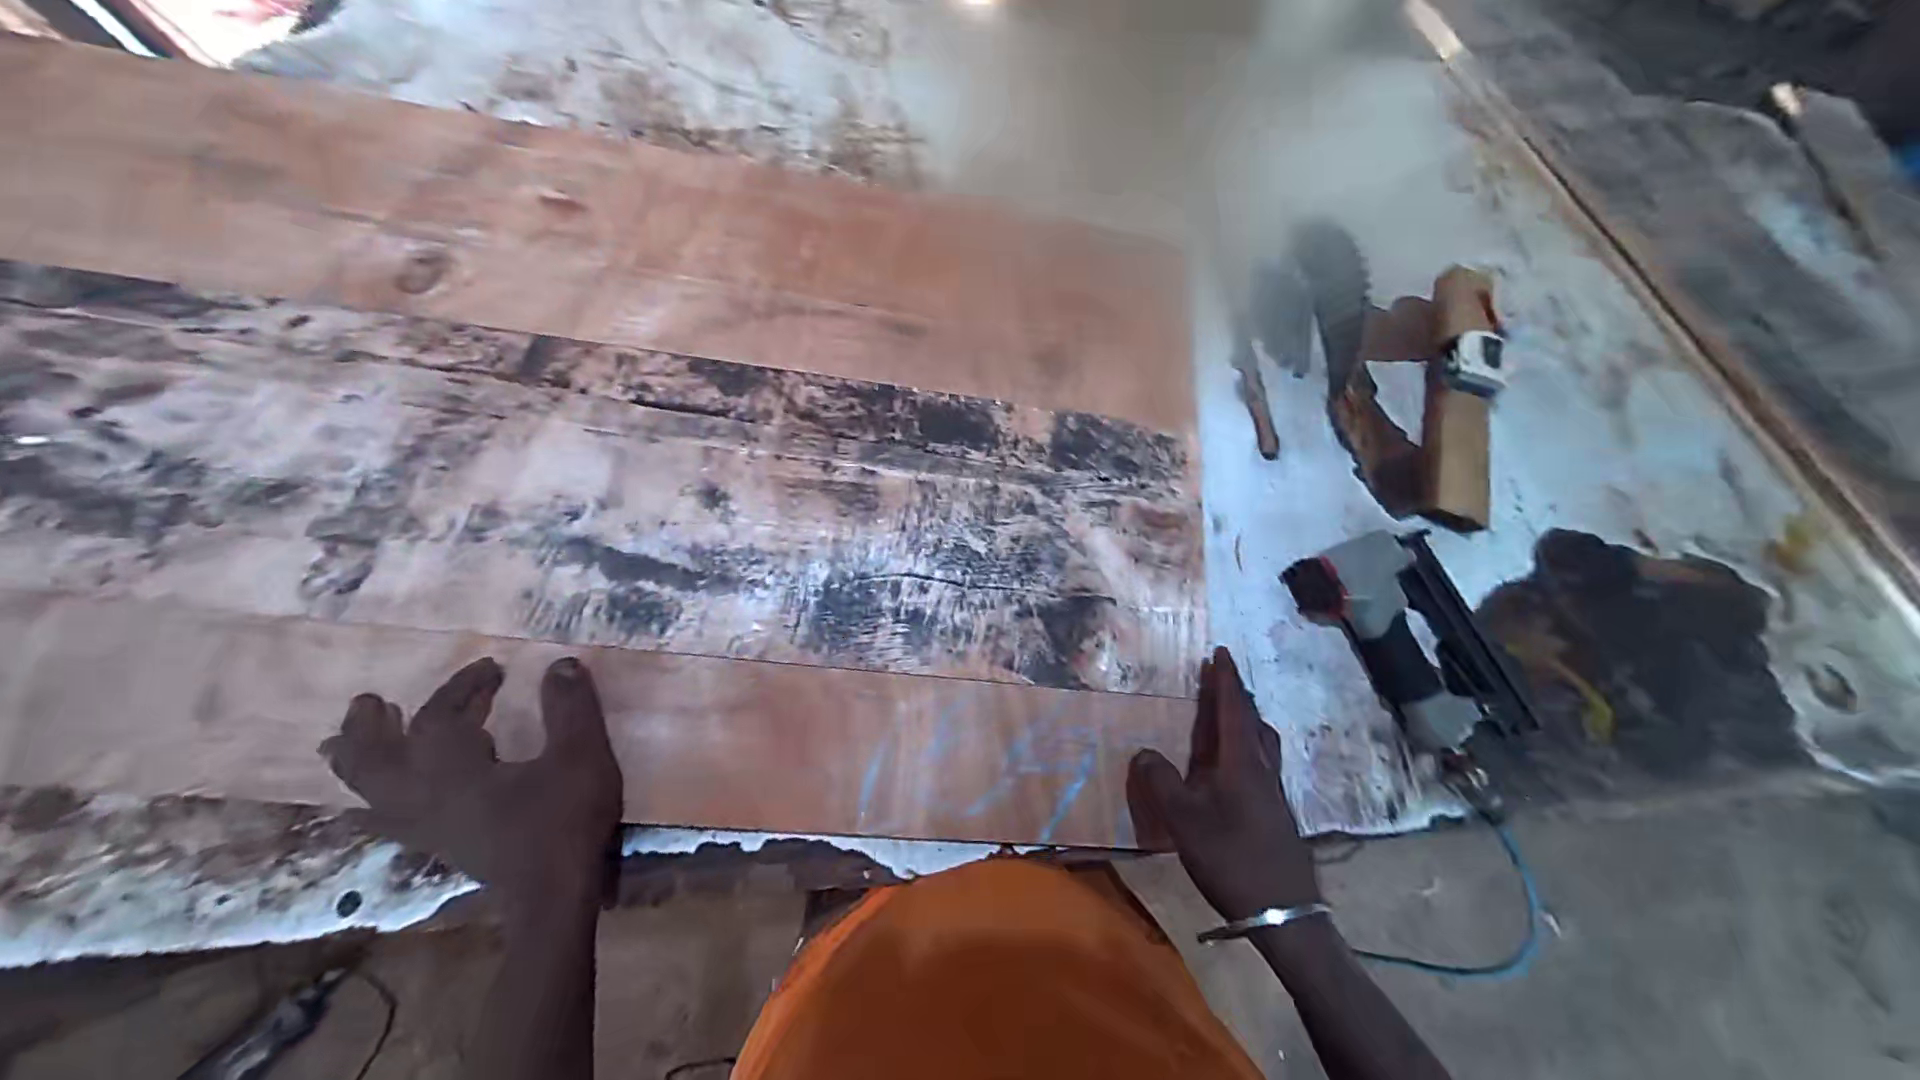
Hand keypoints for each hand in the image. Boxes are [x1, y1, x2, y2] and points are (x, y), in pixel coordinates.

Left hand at [320, 656, 623, 911]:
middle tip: (365, 702)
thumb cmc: (566, 819)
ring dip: (358, 765)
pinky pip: (387, 819)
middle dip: (368, 730)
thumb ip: (570, 708)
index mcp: (453, 773)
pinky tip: (377, 805)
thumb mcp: (581, 755)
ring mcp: (427, 828)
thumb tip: (561, 663)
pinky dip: (373, 802)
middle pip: (375, 763)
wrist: (555, 892)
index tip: (491, 666)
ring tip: (337, 746)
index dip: (460, 687)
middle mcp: (425, 800)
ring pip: (372, 794)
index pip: (437, 719)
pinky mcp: (439, 846)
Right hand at [1128, 646, 1320, 920]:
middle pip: (1252, 721)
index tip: (1221, 652)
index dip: (1225, 679)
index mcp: (1242, 763)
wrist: (1284, 913)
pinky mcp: (1276, 811)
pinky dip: (1247, 745)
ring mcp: (1274, 792)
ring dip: (1246, 719)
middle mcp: (1262, 769)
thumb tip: (1145, 752)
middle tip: (1218, 678)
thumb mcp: (1184, 821)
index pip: (1233, 709)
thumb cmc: (1232, 858)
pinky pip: (1261, 762)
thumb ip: (1161, 782)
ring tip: (1227, 715)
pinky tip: (1233, 765)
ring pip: (1262, 742)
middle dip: (1235, 695)